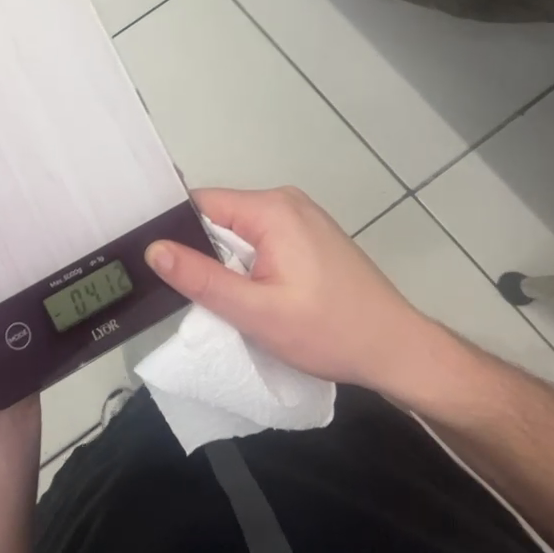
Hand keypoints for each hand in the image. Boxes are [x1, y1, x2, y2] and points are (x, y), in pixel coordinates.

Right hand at [144, 186, 442, 394]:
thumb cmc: (330, 332)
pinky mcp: (311, 235)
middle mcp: (285, 200)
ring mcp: (302, 217)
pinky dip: (250, 264)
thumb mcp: (257, 312)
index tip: (160, 265)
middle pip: (219, 217)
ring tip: (225, 298)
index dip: (176, 233)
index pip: (200, 204)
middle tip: (194, 292)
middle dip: (204, 251)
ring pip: (239, 231)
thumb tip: (153, 249)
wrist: (401, 352)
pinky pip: (262, 239)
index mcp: (271, 208)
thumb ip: (202, 278)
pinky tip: (255, 294)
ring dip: (228, 261)